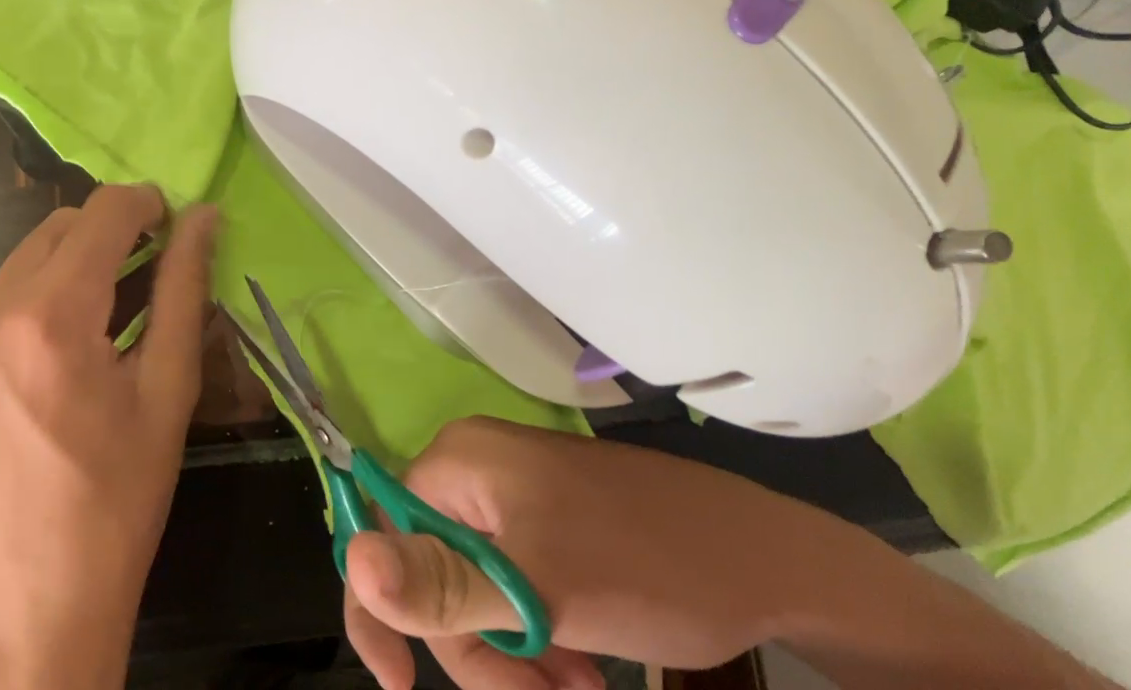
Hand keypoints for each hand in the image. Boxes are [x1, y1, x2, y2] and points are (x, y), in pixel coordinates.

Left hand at [0, 186, 219, 689]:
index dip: (144, 205)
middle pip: (54, 230)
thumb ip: (184, 291)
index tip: (168, 223)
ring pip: (15, 267)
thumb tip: (204, 218)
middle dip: (104, 237)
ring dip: (61, 276)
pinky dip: (21, 314)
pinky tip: (42, 369)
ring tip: (93, 330)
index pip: (101, 214)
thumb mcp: (167, 394)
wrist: (24, 605)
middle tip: (141, 278)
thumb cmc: (115, 503)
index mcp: (49, 318)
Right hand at [343, 418, 834, 688]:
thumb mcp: (541, 590)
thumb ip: (443, 585)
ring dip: (517, 652)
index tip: (401, 683)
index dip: (380, 608)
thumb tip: (351, 562)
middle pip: (435, 574)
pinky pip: (518, 588)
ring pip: (479, 592)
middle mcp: (479, 470)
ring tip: (576, 688)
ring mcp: (520, 495)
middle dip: (479, 646)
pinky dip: (542, 638)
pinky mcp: (556, 523)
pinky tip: (586, 671)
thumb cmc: (651, 567)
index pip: (383, 534)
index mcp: (459, 463)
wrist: (779, 566)